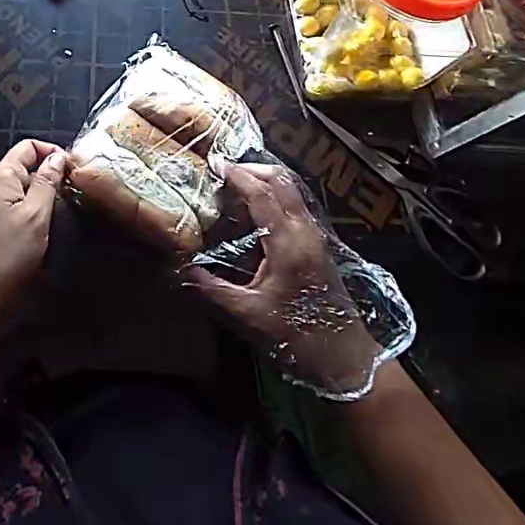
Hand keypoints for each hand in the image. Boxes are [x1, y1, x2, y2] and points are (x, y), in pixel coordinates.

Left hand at [0, 140, 67, 324]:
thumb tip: (57, 157)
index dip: (53, 152)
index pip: (28, 147)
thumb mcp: (35, 216)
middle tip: (75, 193)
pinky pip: (16, 205)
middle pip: (26, 166)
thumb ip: (47, 183)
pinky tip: (46, 226)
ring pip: (23, 188)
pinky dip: (33, 209)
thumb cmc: (7, 255)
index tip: (75, 170)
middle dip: (50, 175)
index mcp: (0, 176)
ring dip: (44, 195)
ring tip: (65, 211)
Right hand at [183, 163, 379, 395]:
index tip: (213, 163)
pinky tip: (254, 212)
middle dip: (252, 169)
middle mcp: (305, 230)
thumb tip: (177, 267)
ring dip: (264, 180)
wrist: (347, 360)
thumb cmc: (297, 337)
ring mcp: (315, 236)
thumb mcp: (247, 315)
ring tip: (234, 186)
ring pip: (291, 190)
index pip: (261, 194)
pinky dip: (273, 196)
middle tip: (222, 171)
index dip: (236, 175)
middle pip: (281, 181)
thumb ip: (210, 289)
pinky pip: (295, 205)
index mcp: (288, 242)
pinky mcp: (319, 245)